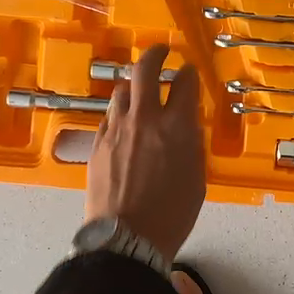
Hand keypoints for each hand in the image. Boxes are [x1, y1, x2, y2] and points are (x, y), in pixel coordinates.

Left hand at [85, 45, 205, 261]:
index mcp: (176, 126)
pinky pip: (108, 116)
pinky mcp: (97, 144)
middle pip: (145, 69)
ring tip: (140, 93)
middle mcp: (145, 118)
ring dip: (133, 87)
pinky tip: (123, 123)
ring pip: (122, 91)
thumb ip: (191, 144)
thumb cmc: (171, 216)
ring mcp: (116, 129)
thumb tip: (186, 125)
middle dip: (155, 54)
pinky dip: (119, 113)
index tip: (188, 71)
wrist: (125, 241)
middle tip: (161, 52)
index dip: (188, 72)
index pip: (184, 82)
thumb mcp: (196, 178)